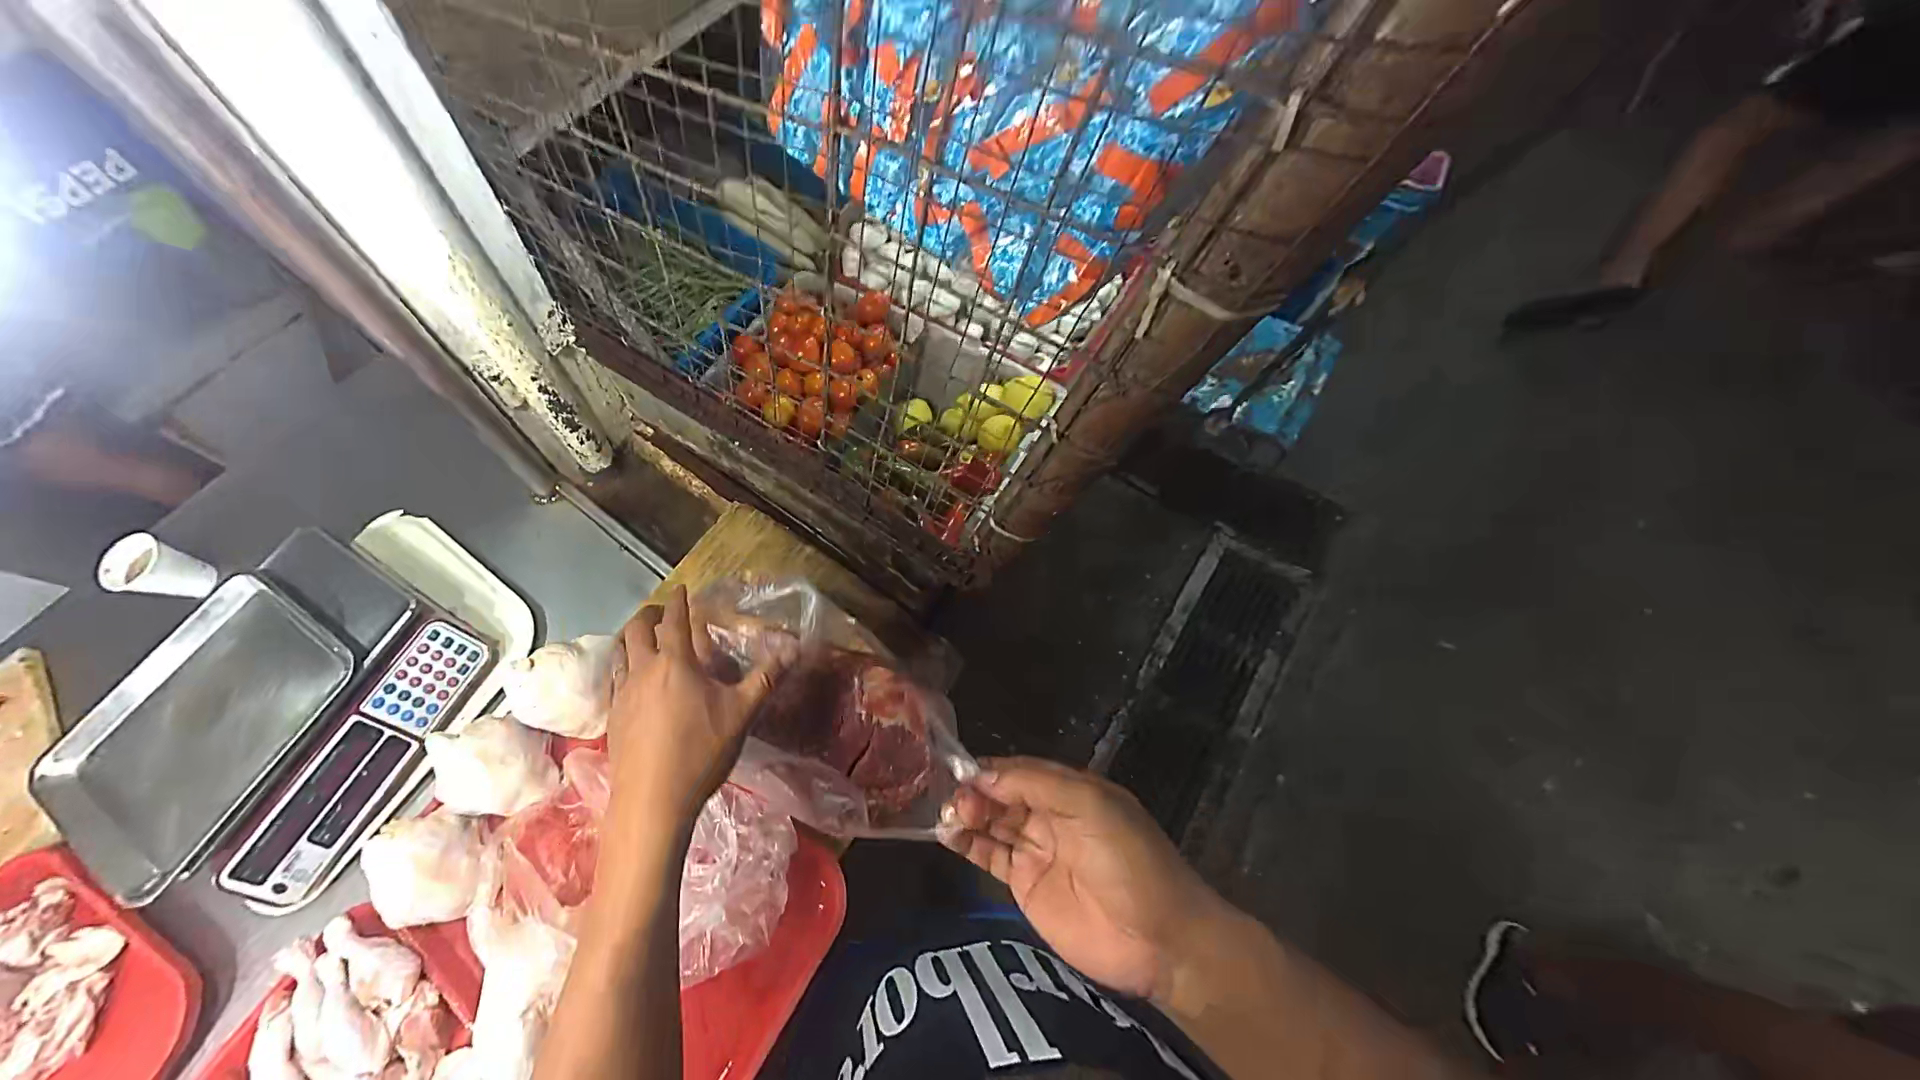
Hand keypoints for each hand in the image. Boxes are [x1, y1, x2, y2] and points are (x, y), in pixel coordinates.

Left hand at [605, 586, 789, 820]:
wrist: (652, 800)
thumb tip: (793, 648)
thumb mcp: (741, 713)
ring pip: (619, 652)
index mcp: (675, 663)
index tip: (681, 589)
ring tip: (644, 639)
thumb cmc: (701, 751)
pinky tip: (634, 679)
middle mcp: (643, 671)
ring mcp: (623, 694)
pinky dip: (623, 665)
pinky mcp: (612, 717)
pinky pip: (614, 678)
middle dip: (649, 614)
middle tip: (662, 612)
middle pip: (636, 629)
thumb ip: (765, 677)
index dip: (679, 602)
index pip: (674, 621)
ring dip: (631, 638)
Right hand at [940, 757, 1228, 1002]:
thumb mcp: (1091, 807)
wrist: (1158, 938)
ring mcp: (1036, 849)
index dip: (990, 769)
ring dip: (968, 815)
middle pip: (1002, 795)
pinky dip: (968, 845)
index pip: (1019, 770)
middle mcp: (1049, 814)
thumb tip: (982, 774)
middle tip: (956, 802)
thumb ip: (1037, 786)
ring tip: (947, 816)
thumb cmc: (1129, 860)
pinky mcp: (1025, 885)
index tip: (958, 771)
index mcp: (1069, 789)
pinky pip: (990, 856)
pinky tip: (948, 836)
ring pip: (992, 822)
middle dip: (976, 792)